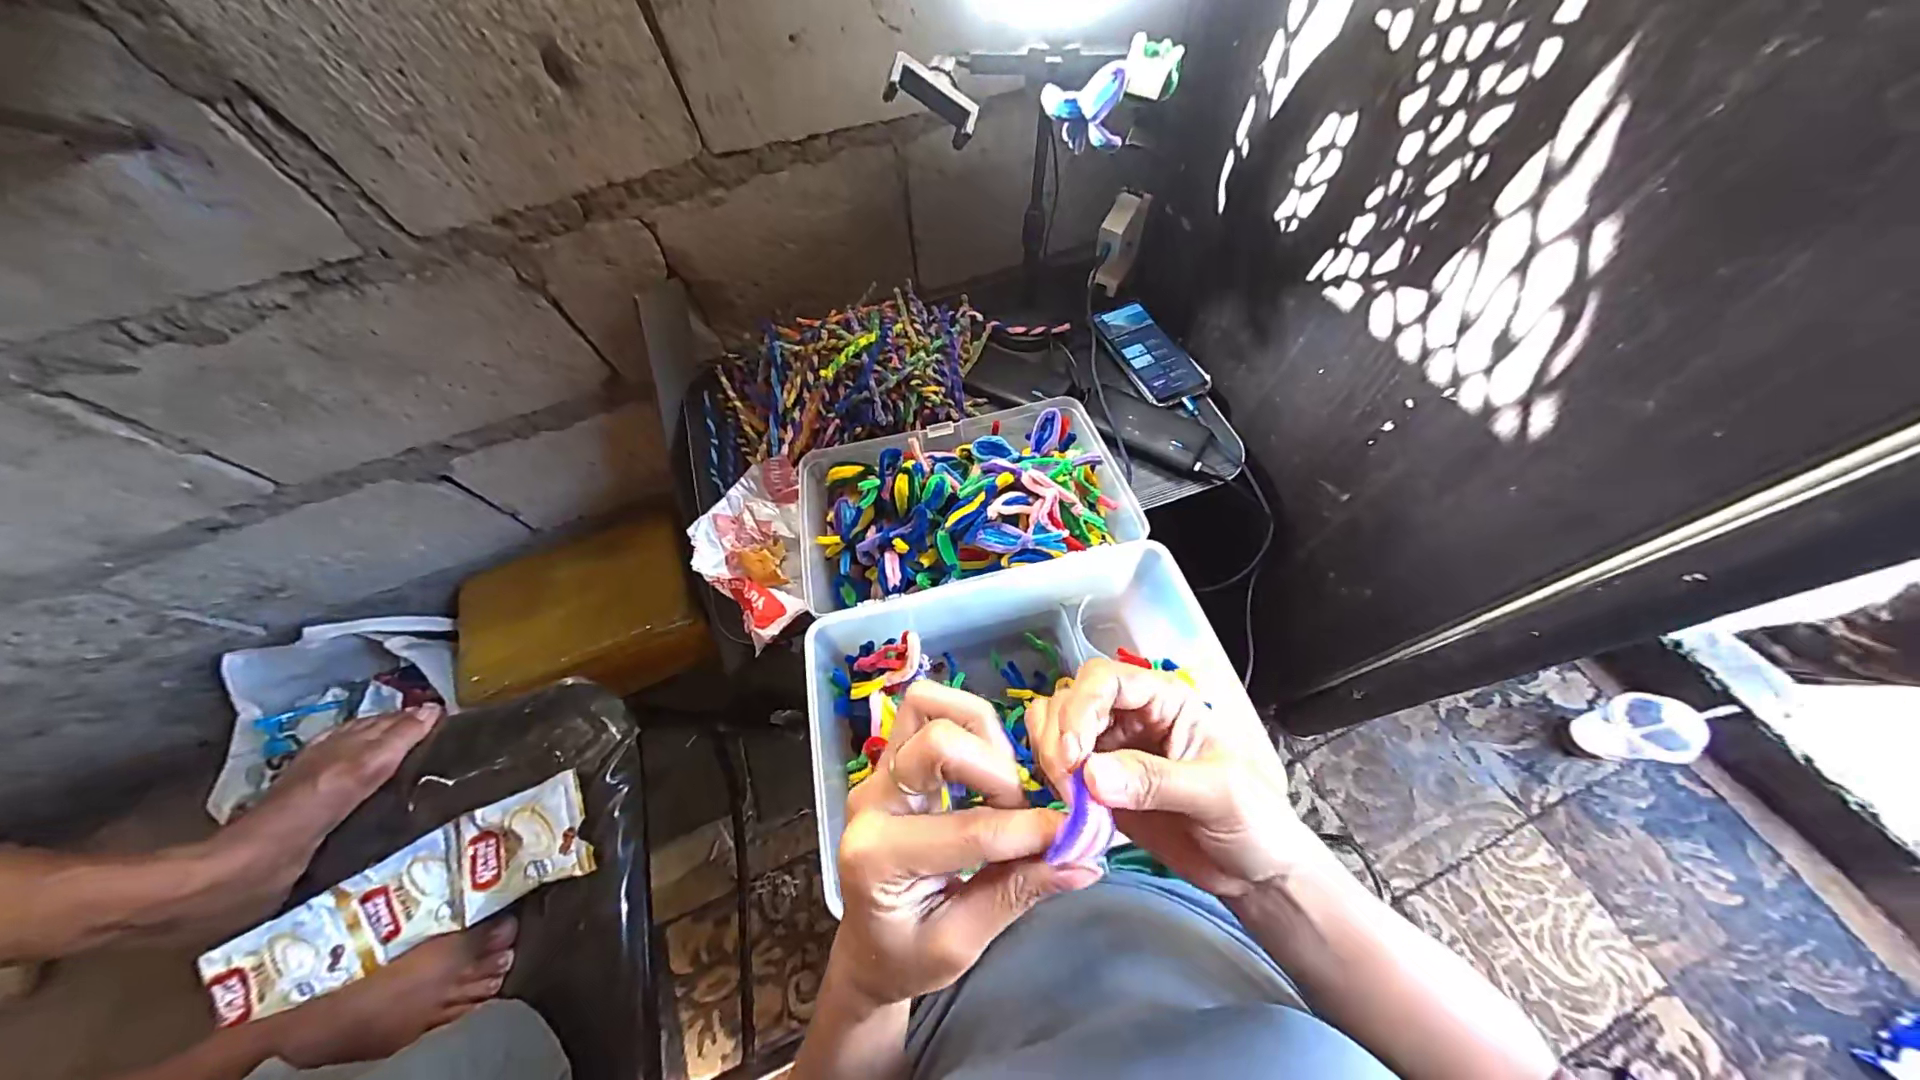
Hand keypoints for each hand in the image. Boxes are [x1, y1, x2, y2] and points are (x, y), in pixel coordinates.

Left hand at [830, 681, 1101, 1008]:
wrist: (867, 945)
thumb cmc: (907, 954)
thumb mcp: (961, 943)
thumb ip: (1017, 892)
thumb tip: (1082, 860)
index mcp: (878, 857)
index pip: (969, 829)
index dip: (1031, 830)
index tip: (1073, 835)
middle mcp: (871, 800)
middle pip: (938, 741)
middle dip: (997, 772)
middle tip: (1022, 810)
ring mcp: (877, 772)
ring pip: (927, 706)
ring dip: (981, 734)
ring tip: (1003, 780)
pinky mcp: (891, 758)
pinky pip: (926, 710)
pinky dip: (967, 724)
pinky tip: (988, 765)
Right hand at [1029, 657, 1301, 898]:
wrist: (1256, 873)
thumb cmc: (1254, 821)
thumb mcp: (1218, 794)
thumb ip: (1155, 780)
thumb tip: (1091, 774)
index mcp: (1164, 700)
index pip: (1104, 680)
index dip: (1080, 708)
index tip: (1072, 756)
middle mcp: (1130, 714)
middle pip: (1069, 699)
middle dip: (1058, 738)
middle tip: (1068, 787)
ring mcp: (1110, 747)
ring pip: (1053, 727)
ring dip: (1049, 756)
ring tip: (1070, 799)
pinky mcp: (1096, 782)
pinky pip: (1056, 766)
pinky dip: (1050, 781)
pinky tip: (1069, 809)